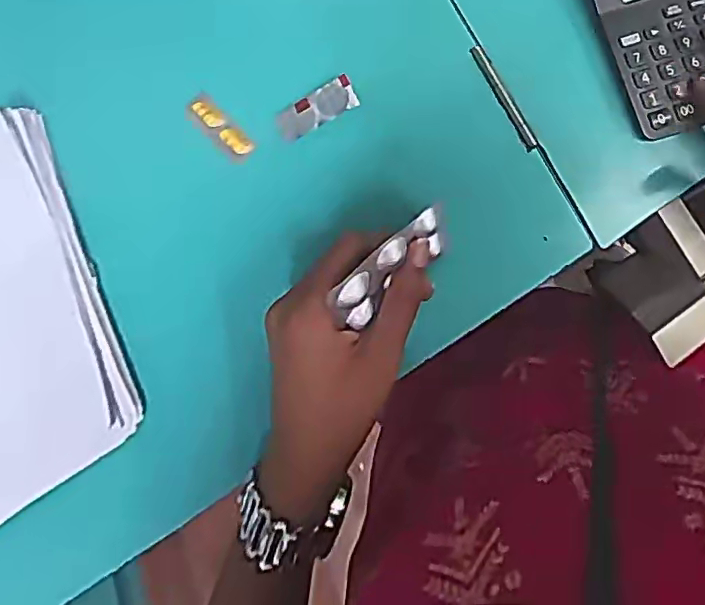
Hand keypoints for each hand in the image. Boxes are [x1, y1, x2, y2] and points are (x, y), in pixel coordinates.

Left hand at [258, 231, 433, 523]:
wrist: (305, 460)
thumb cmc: (346, 409)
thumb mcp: (383, 353)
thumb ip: (402, 297)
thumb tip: (420, 250)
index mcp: (307, 304)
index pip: (350, 247)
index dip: (388, 243)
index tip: (421, 254)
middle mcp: (288, 300)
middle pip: (341, 259)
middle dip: (383, 264)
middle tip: (419, 283)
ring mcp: (283, 314)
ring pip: (335, 276)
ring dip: (370, 281)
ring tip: (404, 302)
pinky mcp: (287, 327)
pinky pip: (324, 294)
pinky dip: (353, 296)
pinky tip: (377, 317)